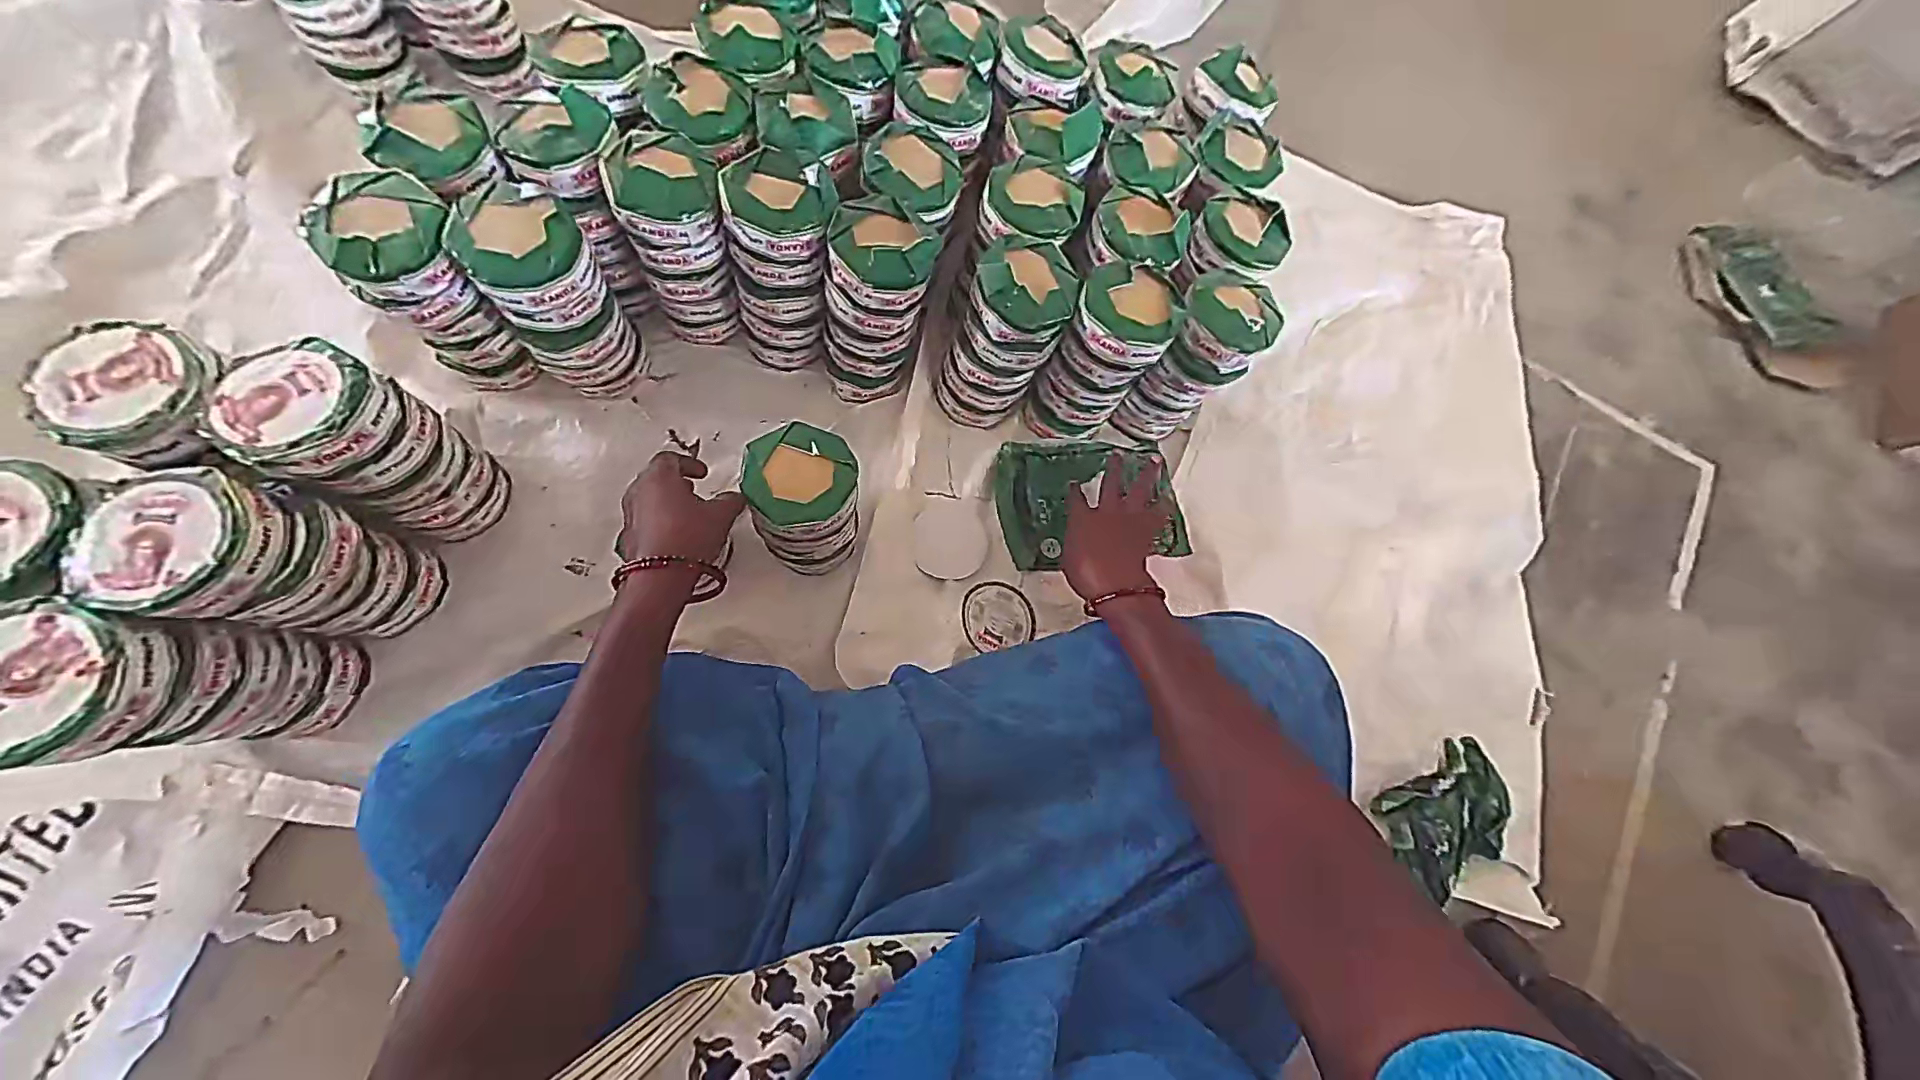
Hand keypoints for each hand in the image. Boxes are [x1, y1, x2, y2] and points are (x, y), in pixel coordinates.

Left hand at [615, 451, 746, 562]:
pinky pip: (645, 522)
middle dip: (676, 482)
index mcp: (659, 477)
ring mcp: (631, 516)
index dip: (689, 463)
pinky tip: (677, 536)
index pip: (670, 458)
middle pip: (656, 478)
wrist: (662, 574)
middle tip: (692, 489)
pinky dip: (659, 523)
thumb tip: (734, 499)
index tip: (700, 471)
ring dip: (667, 503)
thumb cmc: (686, 538)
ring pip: (648, 500)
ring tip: (688, 515)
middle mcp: (639, 492)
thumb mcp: (721, 515)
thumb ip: (730, 501)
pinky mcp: (629, 537)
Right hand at [1063, 453, 1170, 601]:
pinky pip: (1157, 514)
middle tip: (1118, 454)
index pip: (1076, 500)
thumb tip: (1077, 537)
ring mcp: (1130, 520)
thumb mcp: (1069, 557)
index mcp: (1082, 519)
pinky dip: (1163, 506)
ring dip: (1148, 475)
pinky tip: (1167, 498)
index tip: (1074, 482)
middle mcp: (1107, 513)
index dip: (1075, 491)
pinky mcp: (1147, 531)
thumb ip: (1074, 542)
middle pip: (1111, 485)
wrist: (1116, 584)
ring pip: (1140, 491)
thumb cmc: (1085, 573)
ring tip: (1154, 460)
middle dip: (1113, 469)